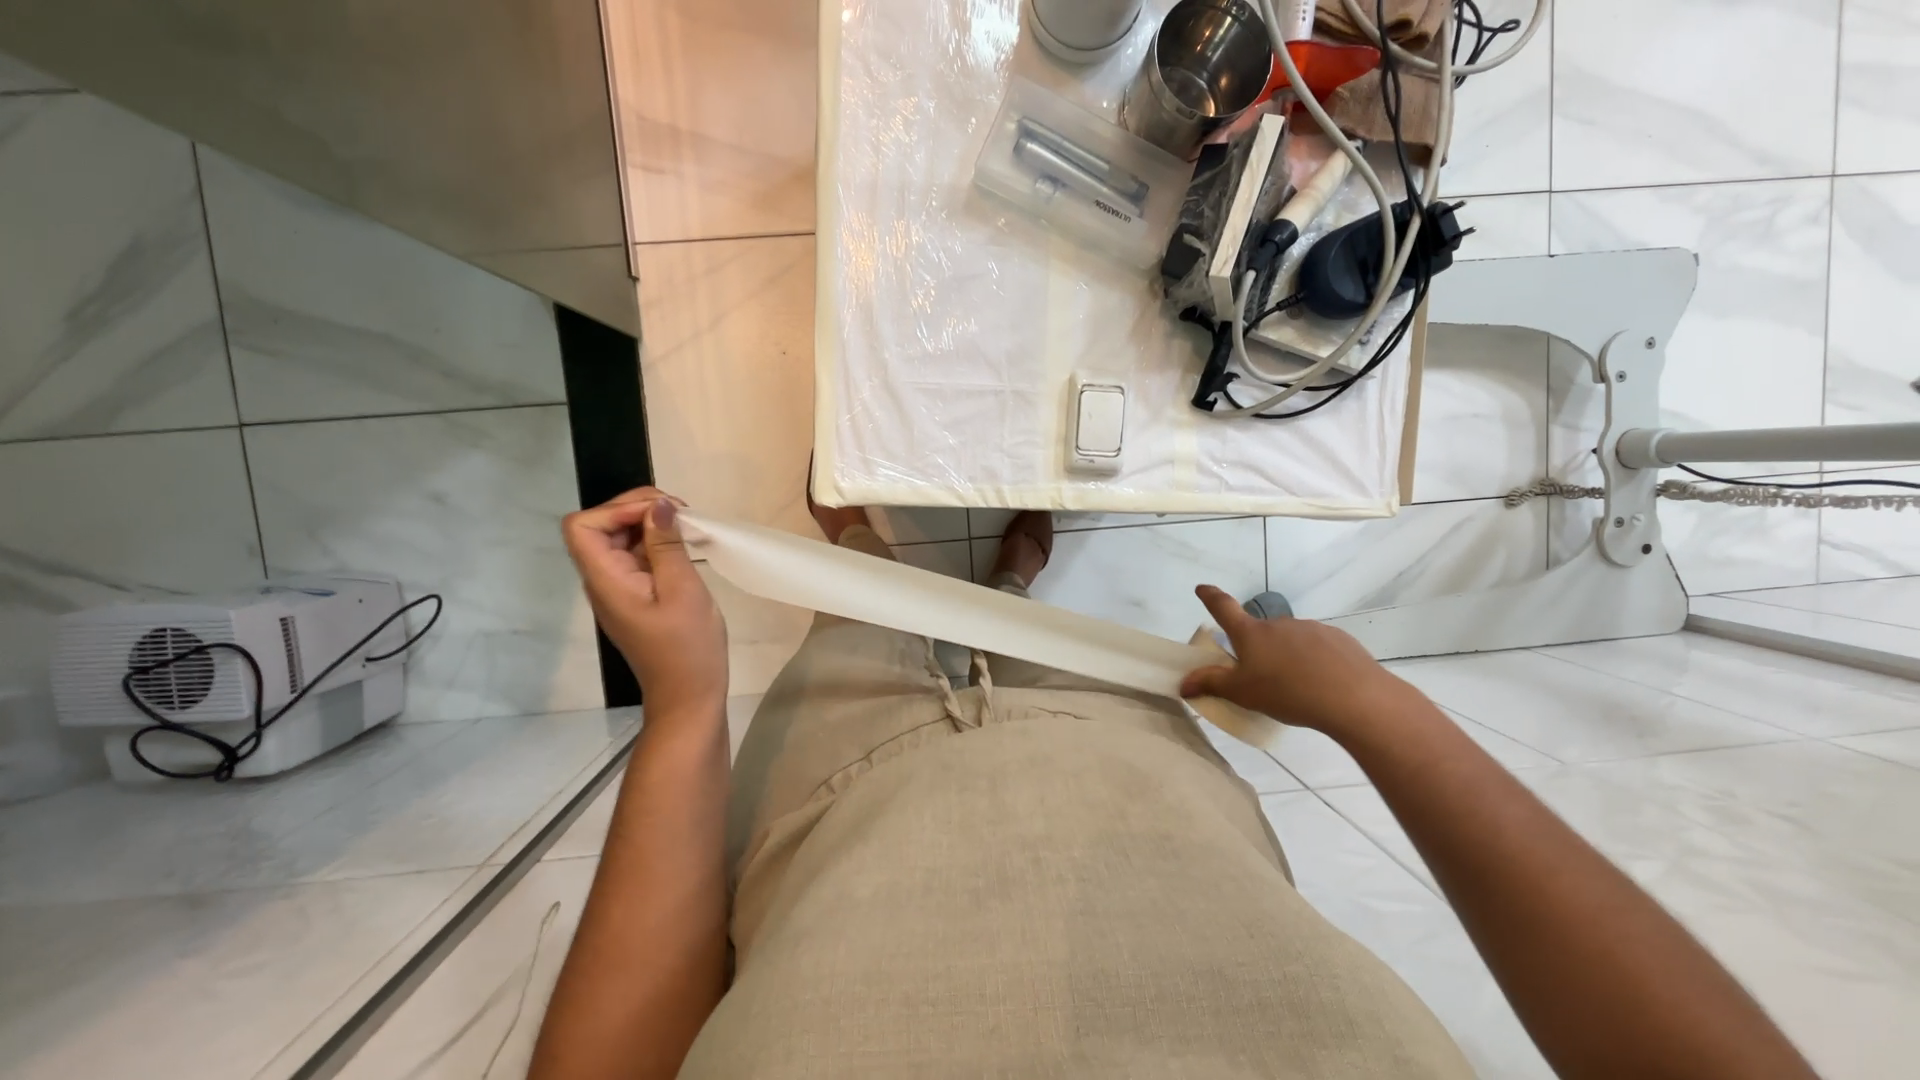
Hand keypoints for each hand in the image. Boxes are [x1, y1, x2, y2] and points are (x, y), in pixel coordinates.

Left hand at [561, 488, 726, 722]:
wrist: (689, 696)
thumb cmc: (687, 647)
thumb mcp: (683, 590)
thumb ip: (666, 545)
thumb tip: (658, 505)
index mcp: (606, 580)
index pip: (582, 526)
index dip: (616, 509)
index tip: (658, 513)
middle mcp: (604, 581)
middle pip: (600, 527)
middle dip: (638, 509)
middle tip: (682, 515)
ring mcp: (619, 589)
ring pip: (621, 539)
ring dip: (652, 525)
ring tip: (689, 527)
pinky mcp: (636, 595)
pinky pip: (638, 557)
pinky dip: (659, 544)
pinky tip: (686, 546)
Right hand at [1180, 585, 1412, 737]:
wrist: (1352, 697)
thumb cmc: (1287, 693)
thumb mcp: (1243, 693)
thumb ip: (1212, 684)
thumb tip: (1183, 684)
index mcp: (1251, 634)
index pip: (1223, 608)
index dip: (1211, 597)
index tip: (1203, 588)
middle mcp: (1278, 623)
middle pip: (1260, 632)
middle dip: (1258, 649)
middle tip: (1263, 678)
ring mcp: (1310, 628)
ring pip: (1290, 640)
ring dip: (1288, 656)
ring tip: (1297, 686)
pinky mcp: (1337, 638)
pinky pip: (1318, 647)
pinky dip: (1314, 660)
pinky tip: (1322, 683)